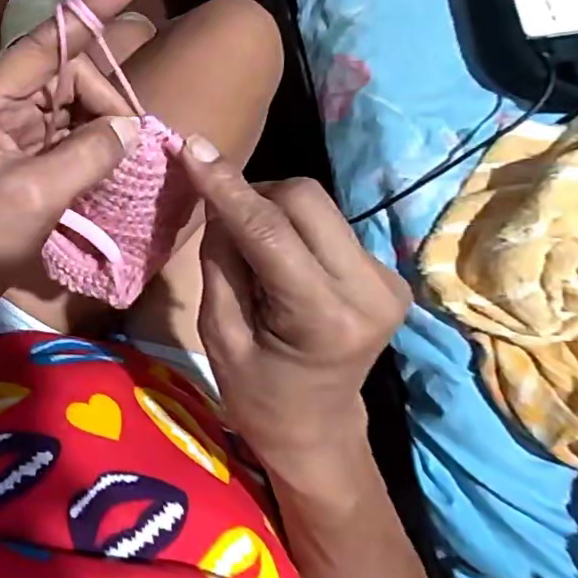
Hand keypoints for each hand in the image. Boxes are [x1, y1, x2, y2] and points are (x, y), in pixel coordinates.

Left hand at [0, 0, 153, 288]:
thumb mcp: (38, 195)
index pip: (46, 40)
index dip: (95, 1)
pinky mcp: (28, 138)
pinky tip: (111, 152)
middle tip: (132, 138)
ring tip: (120, 153)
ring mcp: (13, 117)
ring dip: (105, 116)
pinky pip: (73, 118)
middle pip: (68, 68)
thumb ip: (88, 152)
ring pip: (76, 93)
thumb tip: (128, 126)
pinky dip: (97, 132)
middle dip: (106, 96)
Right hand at [175, 139, 411, 478]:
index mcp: (324, 316)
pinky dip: (289, 225)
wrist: (316, 428)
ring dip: (270, 209)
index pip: (268, 231)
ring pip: (316, 204)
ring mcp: (386, 277)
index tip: (191, 149)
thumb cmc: (256, 393)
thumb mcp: (219, 333)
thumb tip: (218, 199)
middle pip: (304, 198)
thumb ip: (221, 262)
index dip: (226, 186)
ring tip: (247, 250)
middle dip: (253, 195)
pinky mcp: (385, 271)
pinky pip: (325, 223)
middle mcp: (370, 289)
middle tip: (221, 223)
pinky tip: (275, 259)